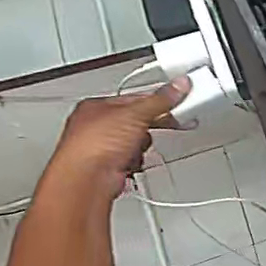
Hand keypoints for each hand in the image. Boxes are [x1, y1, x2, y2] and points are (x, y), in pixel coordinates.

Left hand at [41, 78, 189, 202]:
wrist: (86, 180)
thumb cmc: (93, 145)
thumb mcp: (135, 114)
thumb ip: (161, 100)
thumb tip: (178, 86)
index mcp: (96, 106)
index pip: (135, 97)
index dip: (158, 99)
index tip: (178, 101)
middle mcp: (96, 124)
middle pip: (137, 119)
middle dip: (152, 124)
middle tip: (173, 123)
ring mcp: (103, 145)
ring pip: (137, 140)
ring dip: (142, 145)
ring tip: (137, 146)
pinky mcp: (110, 164)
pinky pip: (134, 157)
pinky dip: (136, 159)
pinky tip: (131, 160)